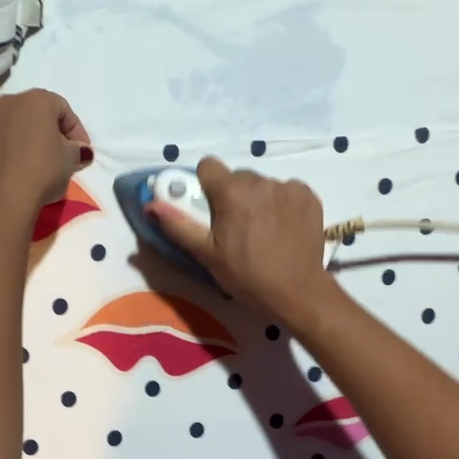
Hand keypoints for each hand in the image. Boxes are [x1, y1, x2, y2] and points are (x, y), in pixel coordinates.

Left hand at [0, 90, 90, 211]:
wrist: (7, 197)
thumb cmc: (44, 173)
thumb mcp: (70, 160)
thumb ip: (76, 149)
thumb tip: (79, 148)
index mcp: (38, 100)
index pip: (62, 109)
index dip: (75, 129)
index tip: (81, 151)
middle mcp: (9, 100)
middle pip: (32, 109)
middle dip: (45, 127)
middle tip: (54, 151)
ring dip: (10, 123)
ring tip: (19, 146)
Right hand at [146, 158, 338, 325]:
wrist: (297, 292)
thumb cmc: (247, 276)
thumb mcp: (207, 255)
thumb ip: (178, 225)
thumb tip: (151, 205)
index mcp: (230, 192)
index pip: (208, 166)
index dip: (205, 186)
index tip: (210, 209)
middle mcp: (259, 181)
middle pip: (237, 177)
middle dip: (233, 196)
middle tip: (237, 228)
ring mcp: (287, 187)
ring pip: (263, 184)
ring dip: (258, 200)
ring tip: (263, 231)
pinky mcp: (308, 196)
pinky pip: (287, 191)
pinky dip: (282, 204)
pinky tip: (284, 229)